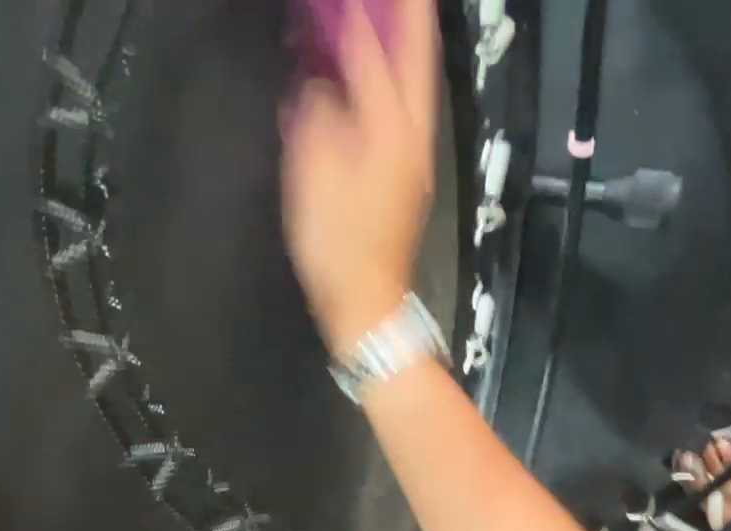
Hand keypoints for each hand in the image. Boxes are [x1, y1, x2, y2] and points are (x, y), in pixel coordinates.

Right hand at [282, 0, 439, 356]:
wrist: (367, 302)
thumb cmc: (337, 244)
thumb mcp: (314, 180)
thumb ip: (318, 121)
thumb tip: (321, 88)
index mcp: (389, 132)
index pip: (373, 61)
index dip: (356, 24)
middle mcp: (412, 139)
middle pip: (416, 64)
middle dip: (411, 19)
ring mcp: (415, 161)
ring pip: (416, 91)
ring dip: (409, 50)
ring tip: (402, 16)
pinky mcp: (409, 180)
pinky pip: (407, 118)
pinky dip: (398, 88)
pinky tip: (385, 80)